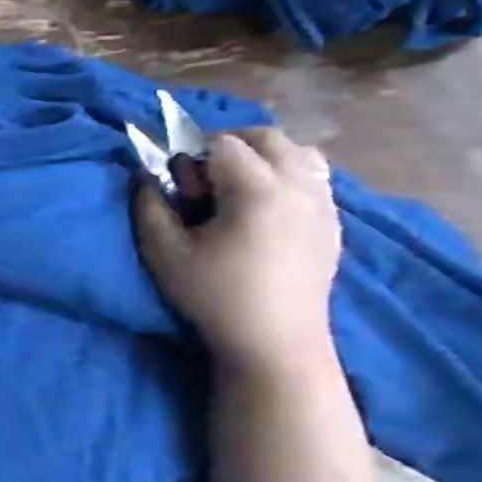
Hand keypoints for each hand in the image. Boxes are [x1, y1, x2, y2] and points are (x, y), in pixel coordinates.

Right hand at [135, 128, 341, 365]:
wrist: (275, 344)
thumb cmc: (214, 296)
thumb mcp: (163, 252)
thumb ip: (149, 205)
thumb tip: (147, 176)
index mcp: (258, 192)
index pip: (224, 143)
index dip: (194, 156)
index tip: (183, 188)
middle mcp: (300, 187)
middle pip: (268, 137)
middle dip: (230, 145)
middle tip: (205, 178)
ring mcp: (325, 204)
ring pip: (298, 152)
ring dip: (263, 157)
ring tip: (239, 188)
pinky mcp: (334, 222)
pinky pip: (315, 176)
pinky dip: (287, 175)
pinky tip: (265, 209)